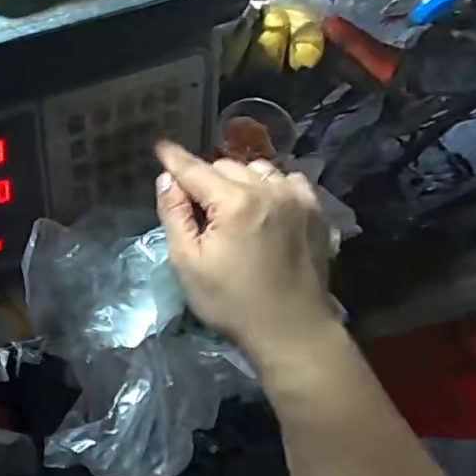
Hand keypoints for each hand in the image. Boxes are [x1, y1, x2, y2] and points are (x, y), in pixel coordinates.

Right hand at [155, 141, 335, 354]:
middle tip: (193, 206)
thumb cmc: (229, 301)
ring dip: (237, 180)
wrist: (290, 329)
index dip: (174, 158)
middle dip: (205, 178)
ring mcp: (298, 199)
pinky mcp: (316, 211)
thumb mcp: (187, 262)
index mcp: (234, 202)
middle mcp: (270, 190)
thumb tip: (167, 180)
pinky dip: (270, 186)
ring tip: (228, 207)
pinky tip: (262, 206)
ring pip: (258, 170)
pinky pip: (288, 181)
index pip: (195, 170)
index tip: (160, 145)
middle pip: (226, 167)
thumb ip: (174, 216)